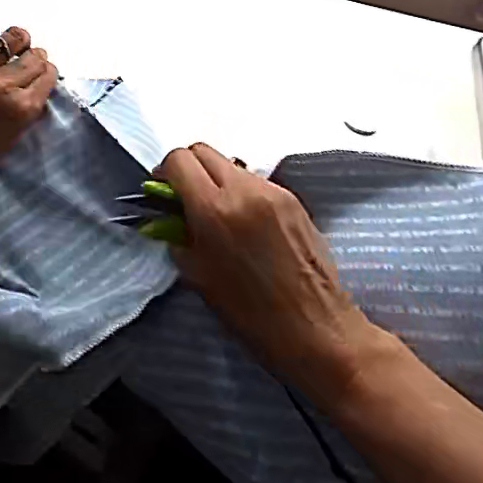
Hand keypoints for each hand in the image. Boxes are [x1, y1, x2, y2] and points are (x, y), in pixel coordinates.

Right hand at [157, 144, 397, 405]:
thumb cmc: (250, 311)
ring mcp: (274, 193)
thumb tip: (167, 214)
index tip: (164, 192)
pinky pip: (254, 181)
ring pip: (229, 164)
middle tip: (186, 195)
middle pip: (202, 151)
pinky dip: (240, 191)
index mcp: (213, 209)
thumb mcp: (195, 271)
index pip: (178, 159)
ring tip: (218, 212)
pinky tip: (245, 221)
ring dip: (215, 179)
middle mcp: (244, 192)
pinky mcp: (294, 201)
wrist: (318, 332)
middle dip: (188, 168)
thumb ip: (176, 232)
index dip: (164, 172)